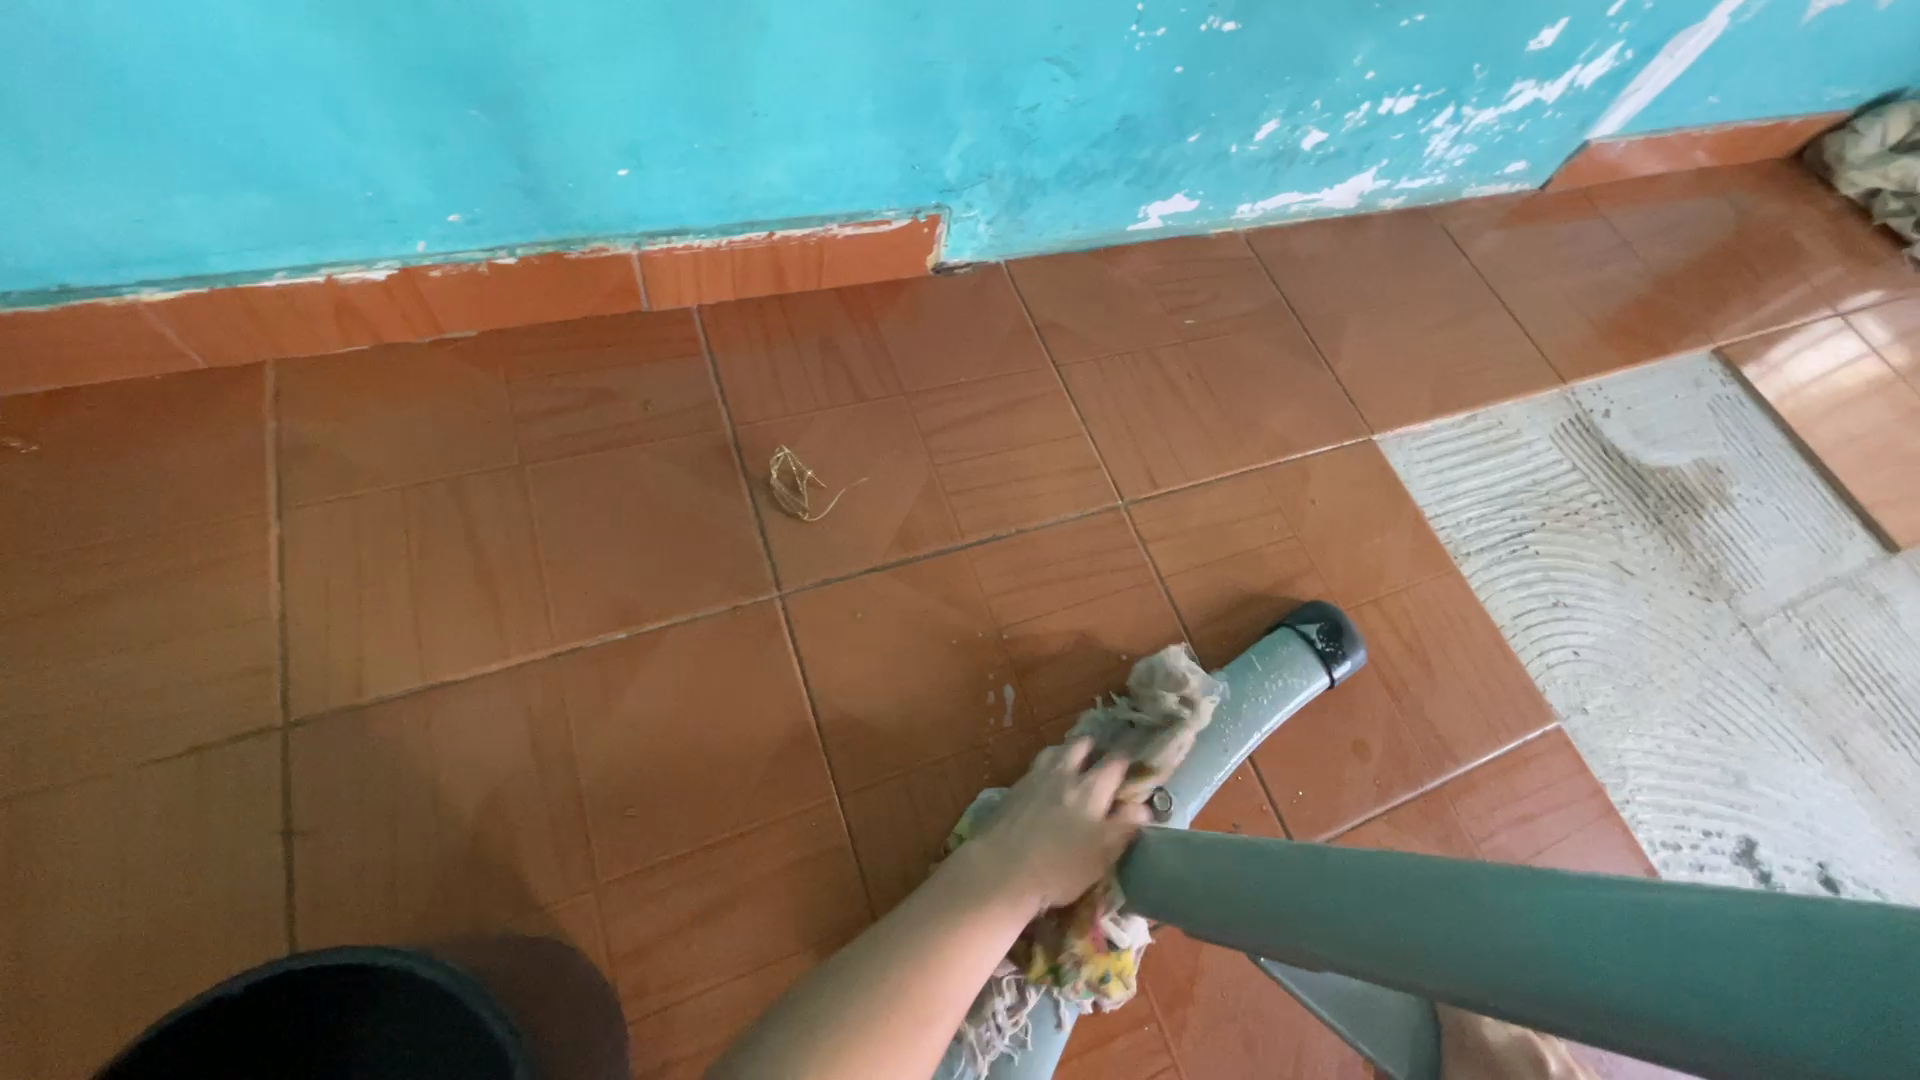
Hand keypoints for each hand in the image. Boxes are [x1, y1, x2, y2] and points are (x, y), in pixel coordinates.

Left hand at [963, 738, 1151, 915]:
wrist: (1002, 869)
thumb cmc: (1060, 866)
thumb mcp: (1103, 854)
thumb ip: (1125, 827)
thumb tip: (1144, 807)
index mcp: (1091, 788)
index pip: (1114, 763)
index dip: (1126, 758)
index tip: (1135, 756)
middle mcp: (1063, 774)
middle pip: (1080, 746)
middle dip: (1092, 747)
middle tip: (1099, 755)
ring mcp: (1035, 778)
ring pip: (1054, 751)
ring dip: (1066, 752)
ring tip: (1071, 761)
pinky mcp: (1013, 789)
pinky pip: (1034, 767)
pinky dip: (1045, 767)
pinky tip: (1043, 781)